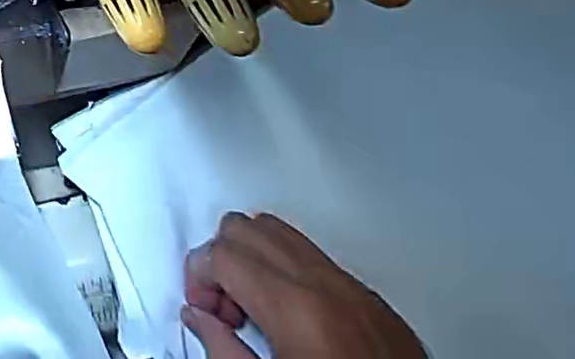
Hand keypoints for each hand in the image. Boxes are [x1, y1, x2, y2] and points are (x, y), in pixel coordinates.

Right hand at [181, 212, 423, 358]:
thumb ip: (224, 351)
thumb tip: (199, 317)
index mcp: (295, 310)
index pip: (219, 253)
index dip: (197, 274)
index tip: (201, 305)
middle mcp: (324, 286)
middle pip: (242, 227)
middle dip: (220, 259)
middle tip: (224, 306)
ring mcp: (355, 290)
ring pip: (276, 228)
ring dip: (252, 255)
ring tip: (255, 305)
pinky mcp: (377, 303)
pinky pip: (313, 254)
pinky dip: (286, 266)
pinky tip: (289, 311)